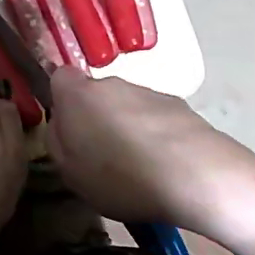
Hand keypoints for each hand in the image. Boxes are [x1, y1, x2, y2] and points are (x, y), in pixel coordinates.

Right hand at [45, 69, 254, 228]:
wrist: (197, 176)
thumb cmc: (119, 176)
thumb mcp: (69, 172)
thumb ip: (57, 143)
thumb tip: (61, 125)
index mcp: (79, 95)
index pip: (60, 78)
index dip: (61, 103)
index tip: (66, 132)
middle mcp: (114, 84)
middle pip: (96, 95)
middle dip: (94, 119)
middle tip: (98, 159)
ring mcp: (151, 93)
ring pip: (126, 107)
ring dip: (125, 129)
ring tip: (134, 170)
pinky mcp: (182, 107)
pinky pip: (155, 120)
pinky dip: (153, 137)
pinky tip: (161, 168)